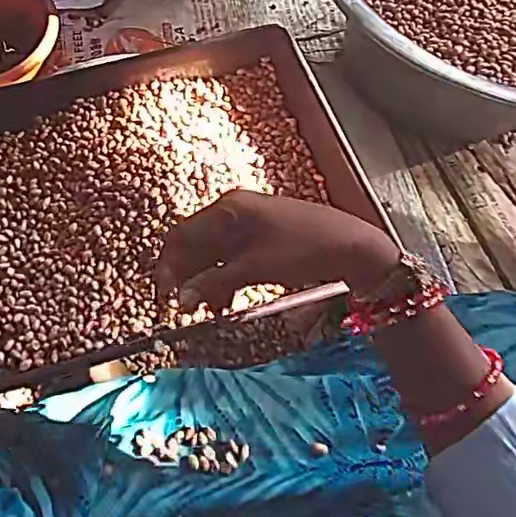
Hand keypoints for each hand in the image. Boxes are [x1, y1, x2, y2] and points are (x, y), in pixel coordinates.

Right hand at [155, 191, 399, 310]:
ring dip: (203, 280)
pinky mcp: (261, 237)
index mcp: (228, 208)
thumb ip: (214, 282)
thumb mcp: (255, 268)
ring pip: (212, 253)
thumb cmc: (304, 248)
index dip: (168, 267)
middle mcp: (234, 210)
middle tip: (180, 307)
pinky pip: (230, 257)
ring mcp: (248, 223)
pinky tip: (223, 300)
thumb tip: (181, 299)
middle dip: (185, 276)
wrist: (352, 246)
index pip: (182, 235)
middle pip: (195, 244)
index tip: (163, 296)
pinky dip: (223, 278)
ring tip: (202, 309)